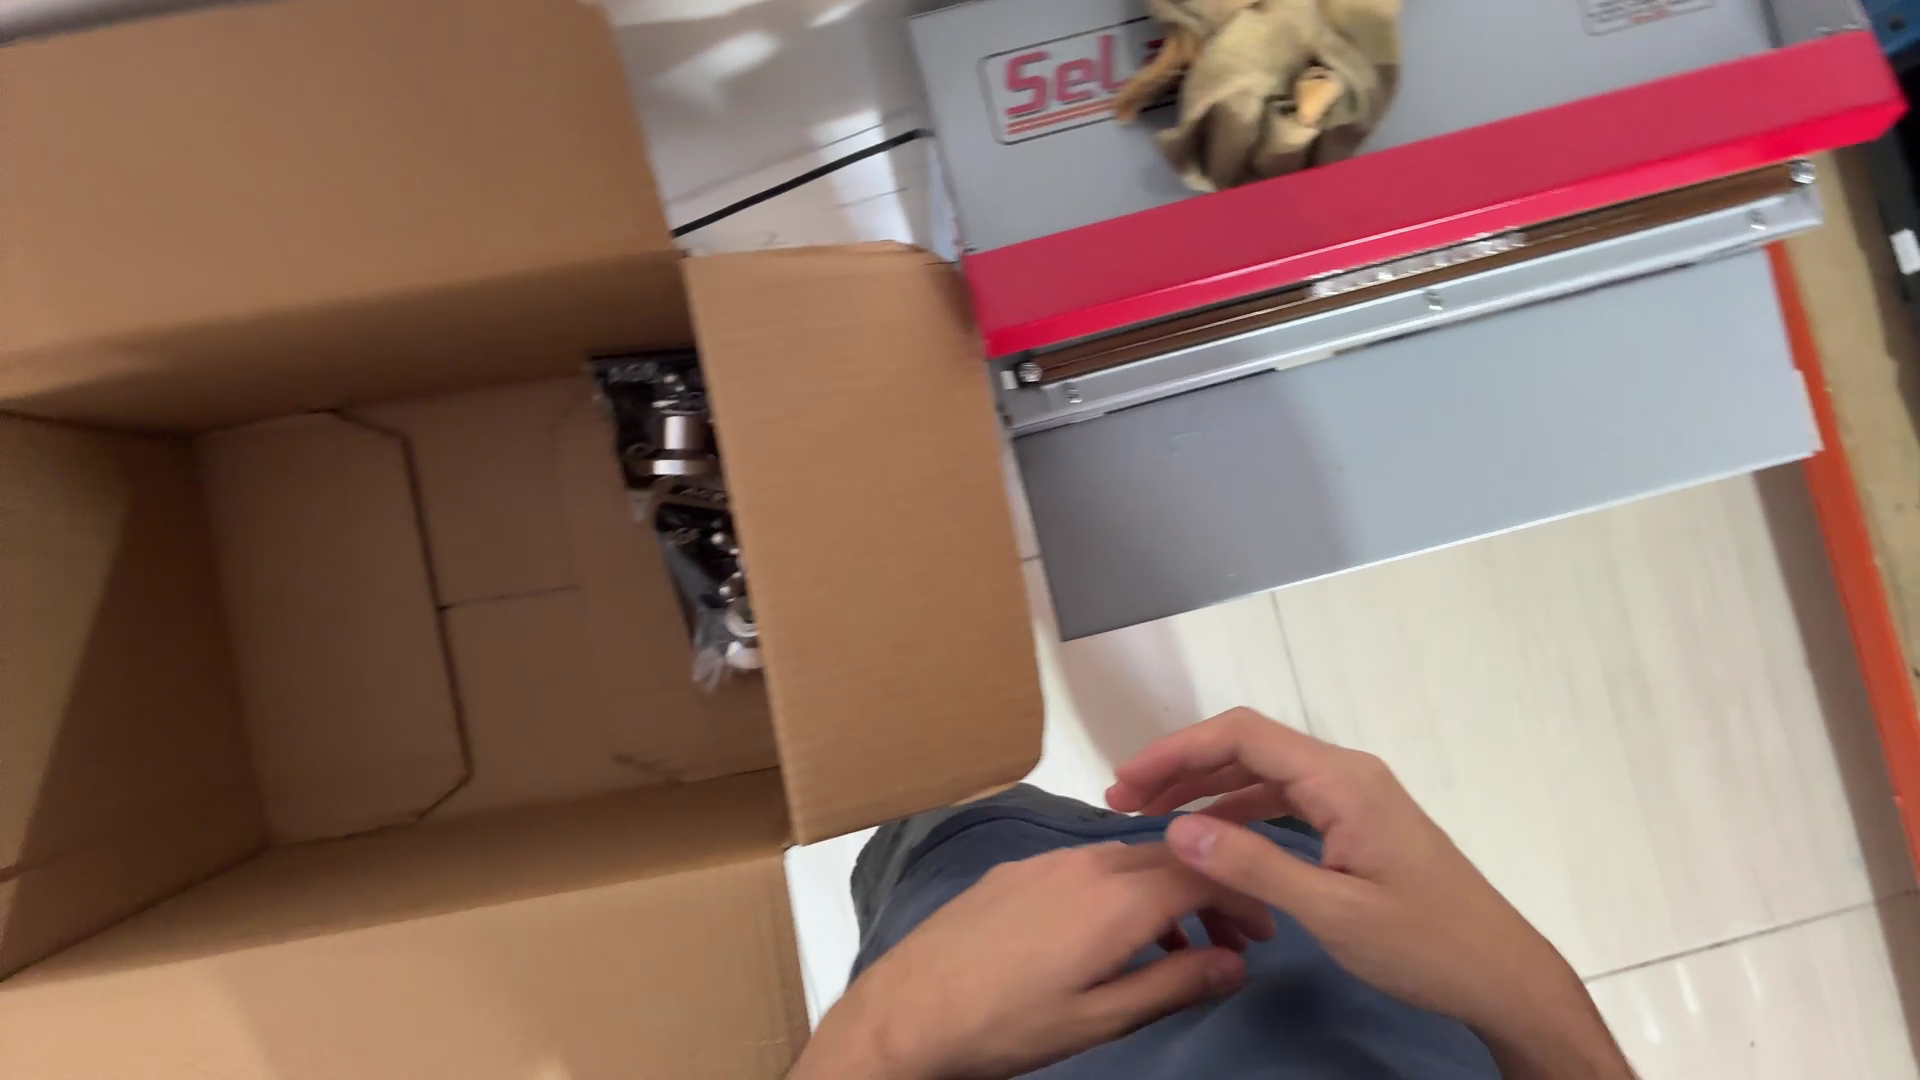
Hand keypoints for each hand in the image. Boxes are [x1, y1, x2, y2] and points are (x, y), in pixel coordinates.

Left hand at [792, 842, 1276, 1079]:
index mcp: (1113, 898)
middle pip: (1166, 859)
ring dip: (1164, 892)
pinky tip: (1108, 931)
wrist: (911, 1004)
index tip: (1266, 932)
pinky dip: (1120, 889)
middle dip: (1209, 892)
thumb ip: (1173, 983)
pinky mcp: (1018, 867)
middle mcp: (1084, 862)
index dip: (1240, 894)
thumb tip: (1237, 963)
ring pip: (1126, 861)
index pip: (1198, 873)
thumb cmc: (1011, 1022)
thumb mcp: (1100, 1018)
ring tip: (1176, 944)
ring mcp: (1047, 859)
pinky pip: (1086, 864)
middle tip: (1234, 943)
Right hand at [1106, 708, 1633, 1079]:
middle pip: (1243, 746)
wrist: (1507, 980)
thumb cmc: (1427, 946)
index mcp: (1340, 779)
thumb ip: (1253, 866)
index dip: (1178, 750)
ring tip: (1150, 813)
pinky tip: (1205, 834)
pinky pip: (1276, 799)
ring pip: (1256, 771)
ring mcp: (1346, 793)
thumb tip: (1176, 829)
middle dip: (1180, 767)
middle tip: (1126, 799)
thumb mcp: (1335, 912)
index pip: (1241, 736)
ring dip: (1201, 788)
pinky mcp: (1348, 818)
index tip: (1131, 779)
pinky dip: (1233, 811)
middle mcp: (1340, 771)